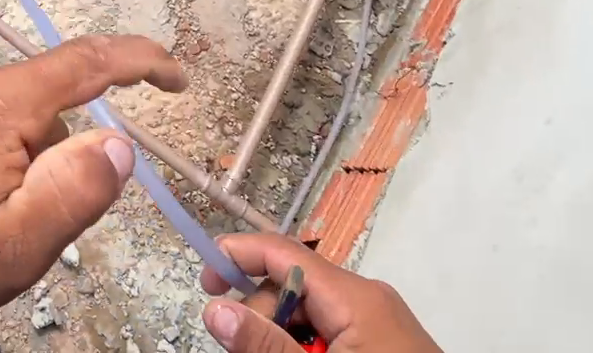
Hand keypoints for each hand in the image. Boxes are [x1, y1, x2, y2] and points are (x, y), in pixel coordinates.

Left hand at [0, 35, 187, 326]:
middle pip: (47, 100)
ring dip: (18, 151)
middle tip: (22, 215)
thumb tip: (118, 141)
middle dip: (55, 153)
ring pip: (11, 107)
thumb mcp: (17, 245)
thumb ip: (75, 189)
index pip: (86, 61)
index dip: (139, 61)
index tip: (177, 77)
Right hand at [199, 234, 442, 352]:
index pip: (279, 251)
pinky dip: (309, 349)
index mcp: (354, 296)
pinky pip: (333, 334)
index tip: (204, 284)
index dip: (235, 256)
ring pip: (310, 314)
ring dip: (283, 338)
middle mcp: (367, 298)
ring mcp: (381, 324)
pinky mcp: (388, 347)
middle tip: (242, 351)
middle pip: (291, 286)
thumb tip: (212, 309)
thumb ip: (266, 347)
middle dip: (260, 315)